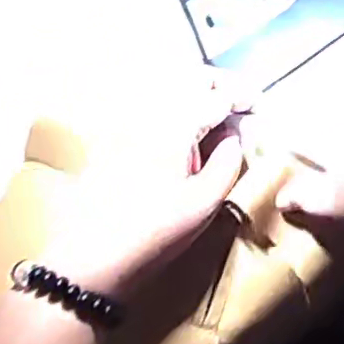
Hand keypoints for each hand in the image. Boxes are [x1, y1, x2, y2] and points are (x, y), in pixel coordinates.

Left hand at [41, 71, 247, 306]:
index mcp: (175, 124)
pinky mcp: (114, 139)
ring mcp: (128, 124)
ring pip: (170, 86)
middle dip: (222, 84)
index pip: (219, 95)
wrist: (83, 267)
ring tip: (217, 112)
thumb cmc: (150, 234)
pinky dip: (177, 103)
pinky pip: (153, 104)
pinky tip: (187, 128)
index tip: (259, 106)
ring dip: (199, 91)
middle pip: (192, 77)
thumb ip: (230, 160)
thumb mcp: (204, 203)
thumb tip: (236, 134)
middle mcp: (150, 113)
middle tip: (241, 102)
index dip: (244, 97)